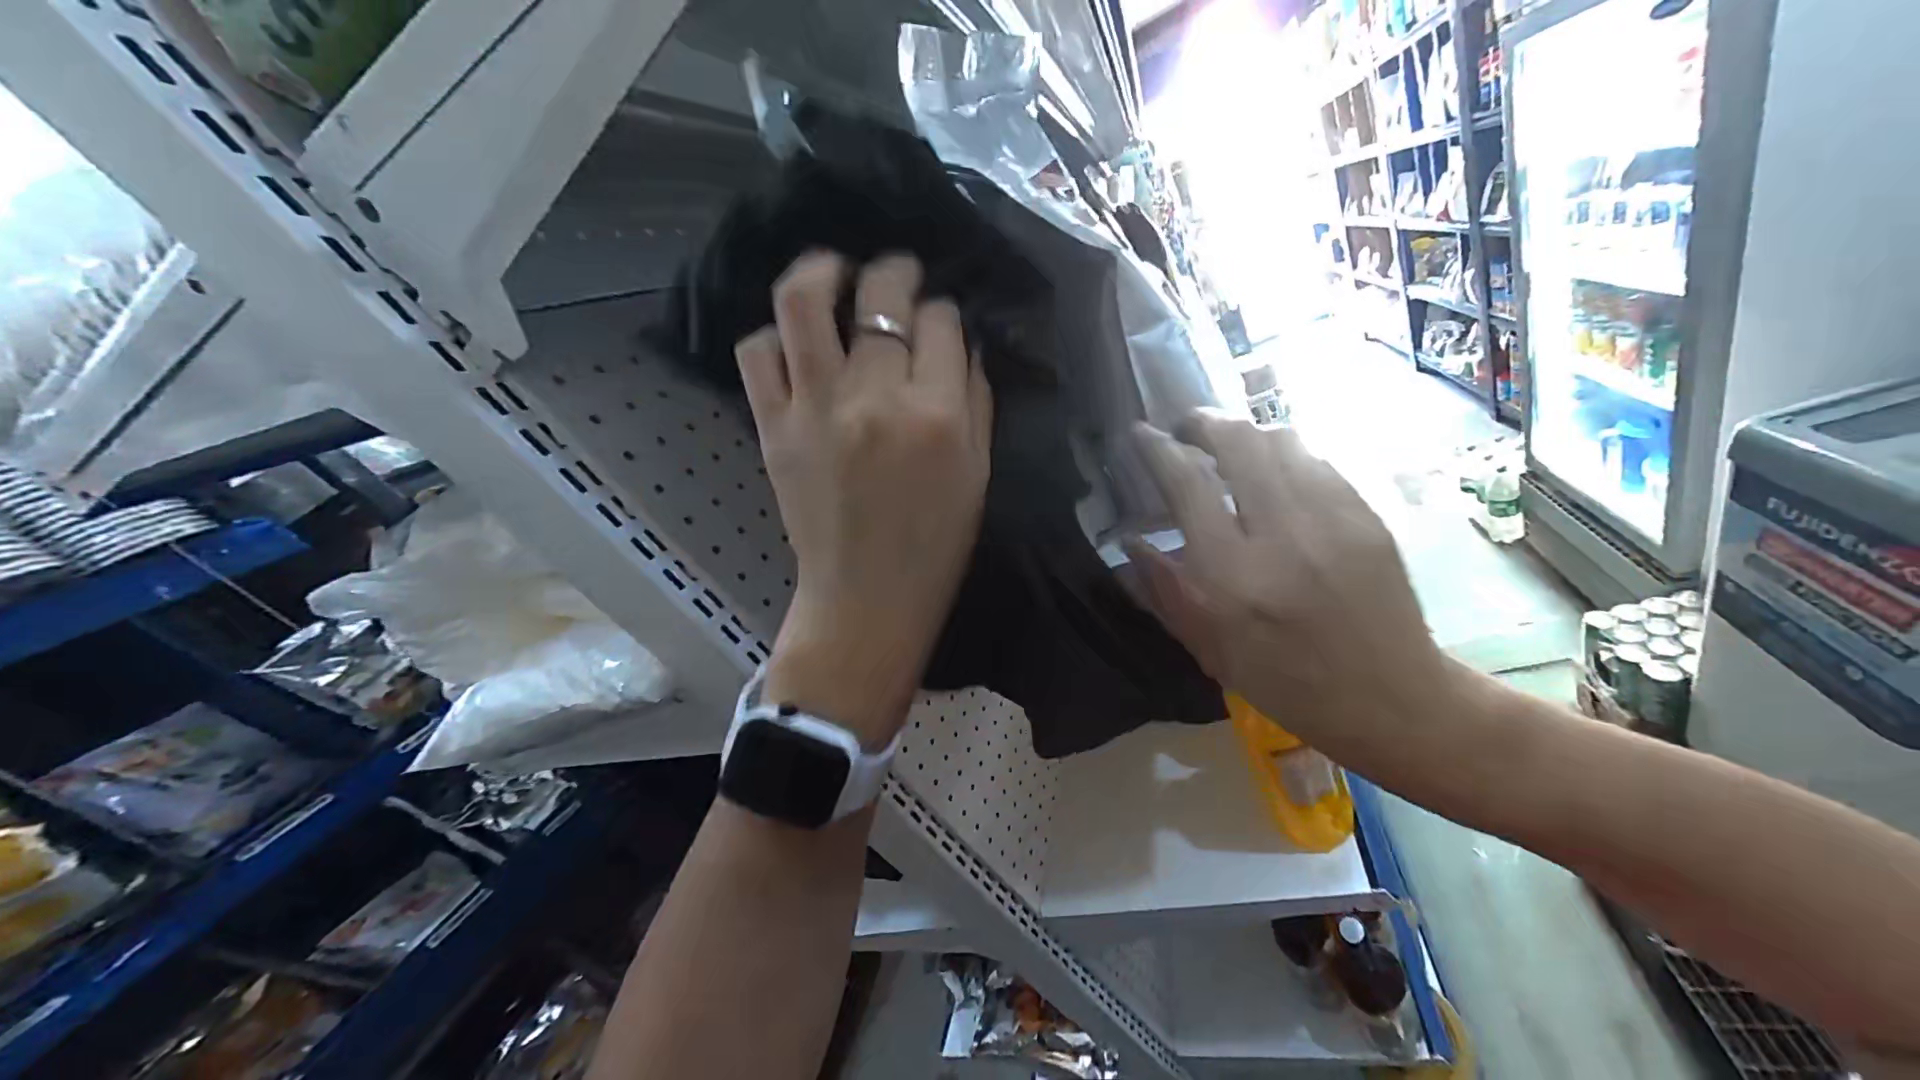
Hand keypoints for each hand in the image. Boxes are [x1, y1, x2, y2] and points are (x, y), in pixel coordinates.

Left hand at [738, 252, 992, 746]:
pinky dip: (774, 337)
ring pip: (803, 303)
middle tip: (897, 276)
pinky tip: (796, 345)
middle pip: (881, 295)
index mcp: (939, 415)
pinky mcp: (774, 428)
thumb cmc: (935, 545)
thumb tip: (960, 343)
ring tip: (835, 273)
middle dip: (895, 272)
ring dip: (821, 270)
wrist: (866, 599)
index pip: (941, 320)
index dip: (943, 310)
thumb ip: (977, 401)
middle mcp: (877, 399)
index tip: (939, 322)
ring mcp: (816, 409)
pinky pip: (758, 354)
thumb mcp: (979, 473)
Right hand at [1125, 410, 1451, 746]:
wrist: (1390, 698)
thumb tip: (1131, 541)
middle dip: (1204, 422)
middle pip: (1239, 443)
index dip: (1158, 449)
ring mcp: (1333, 520)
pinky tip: (1275, 472)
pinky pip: (1318, 462)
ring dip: (1246, 433)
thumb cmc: (1285, 683)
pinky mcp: (1367, 517)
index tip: (1141, 433)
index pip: (1188, 485)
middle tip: (1185, 428)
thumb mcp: (1209, 648)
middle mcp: (1283, 535)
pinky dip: (1285, 454)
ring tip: (1228, 447)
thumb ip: (1165, 589)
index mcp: (1233, 576)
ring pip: (1283, 441)